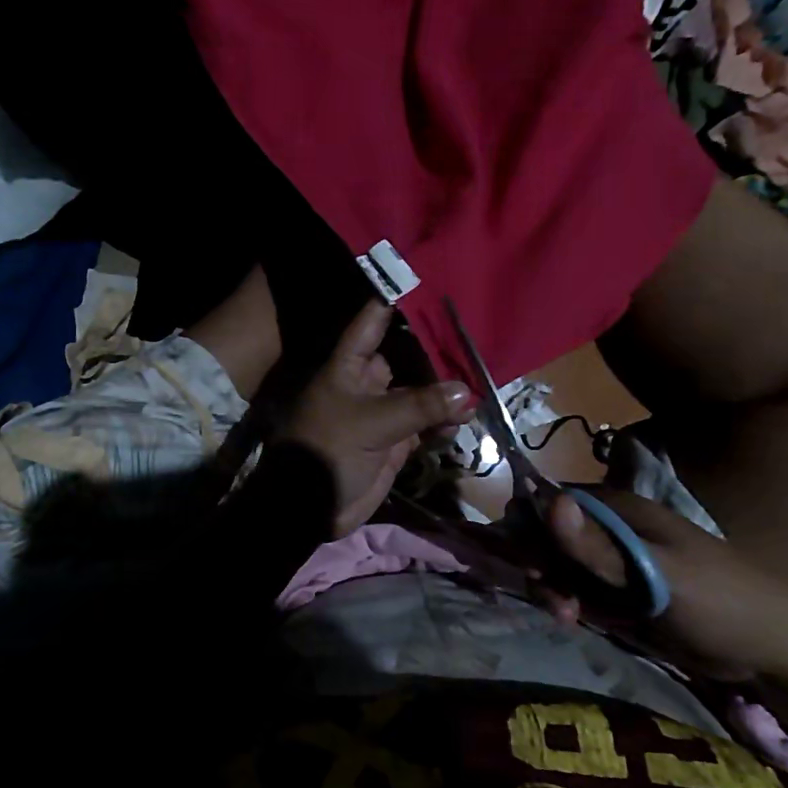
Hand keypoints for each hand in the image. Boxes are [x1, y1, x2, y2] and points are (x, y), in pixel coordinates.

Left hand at [282, 301, 473, 535]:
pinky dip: (443, 422)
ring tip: (475, 392)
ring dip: (446, 394)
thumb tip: (464, 391)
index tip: (428, 282)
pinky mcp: (394, 441)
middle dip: (437, 354)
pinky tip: (463, 420)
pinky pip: (425, 424)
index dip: (396, 301)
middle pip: (407, 358)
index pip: (374, 322)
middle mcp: (367, 383)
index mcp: (349, 366)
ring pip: (421, 393)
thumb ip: (420, 406)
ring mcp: (382, 413)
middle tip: (474, 344)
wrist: (312, 506)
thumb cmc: (330, 450)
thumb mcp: (374, 422)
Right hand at [540, 487, 787, 678]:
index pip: (552, 501)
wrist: (766, 649)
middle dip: (541, 565)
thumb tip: (549, 501)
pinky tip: (576, 620)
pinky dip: (570, 603)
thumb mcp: (656, 575)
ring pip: (561, 565)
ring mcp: (616, 562)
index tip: (529, 564)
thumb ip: (600, 546)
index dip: (530, 527)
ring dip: (554, 588)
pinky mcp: (621, 592)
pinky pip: (579, 589)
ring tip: (566, 617)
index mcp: (621, 511)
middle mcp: (613, 530)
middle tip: (554, 602)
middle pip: (551, 536)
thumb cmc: (717, 602)